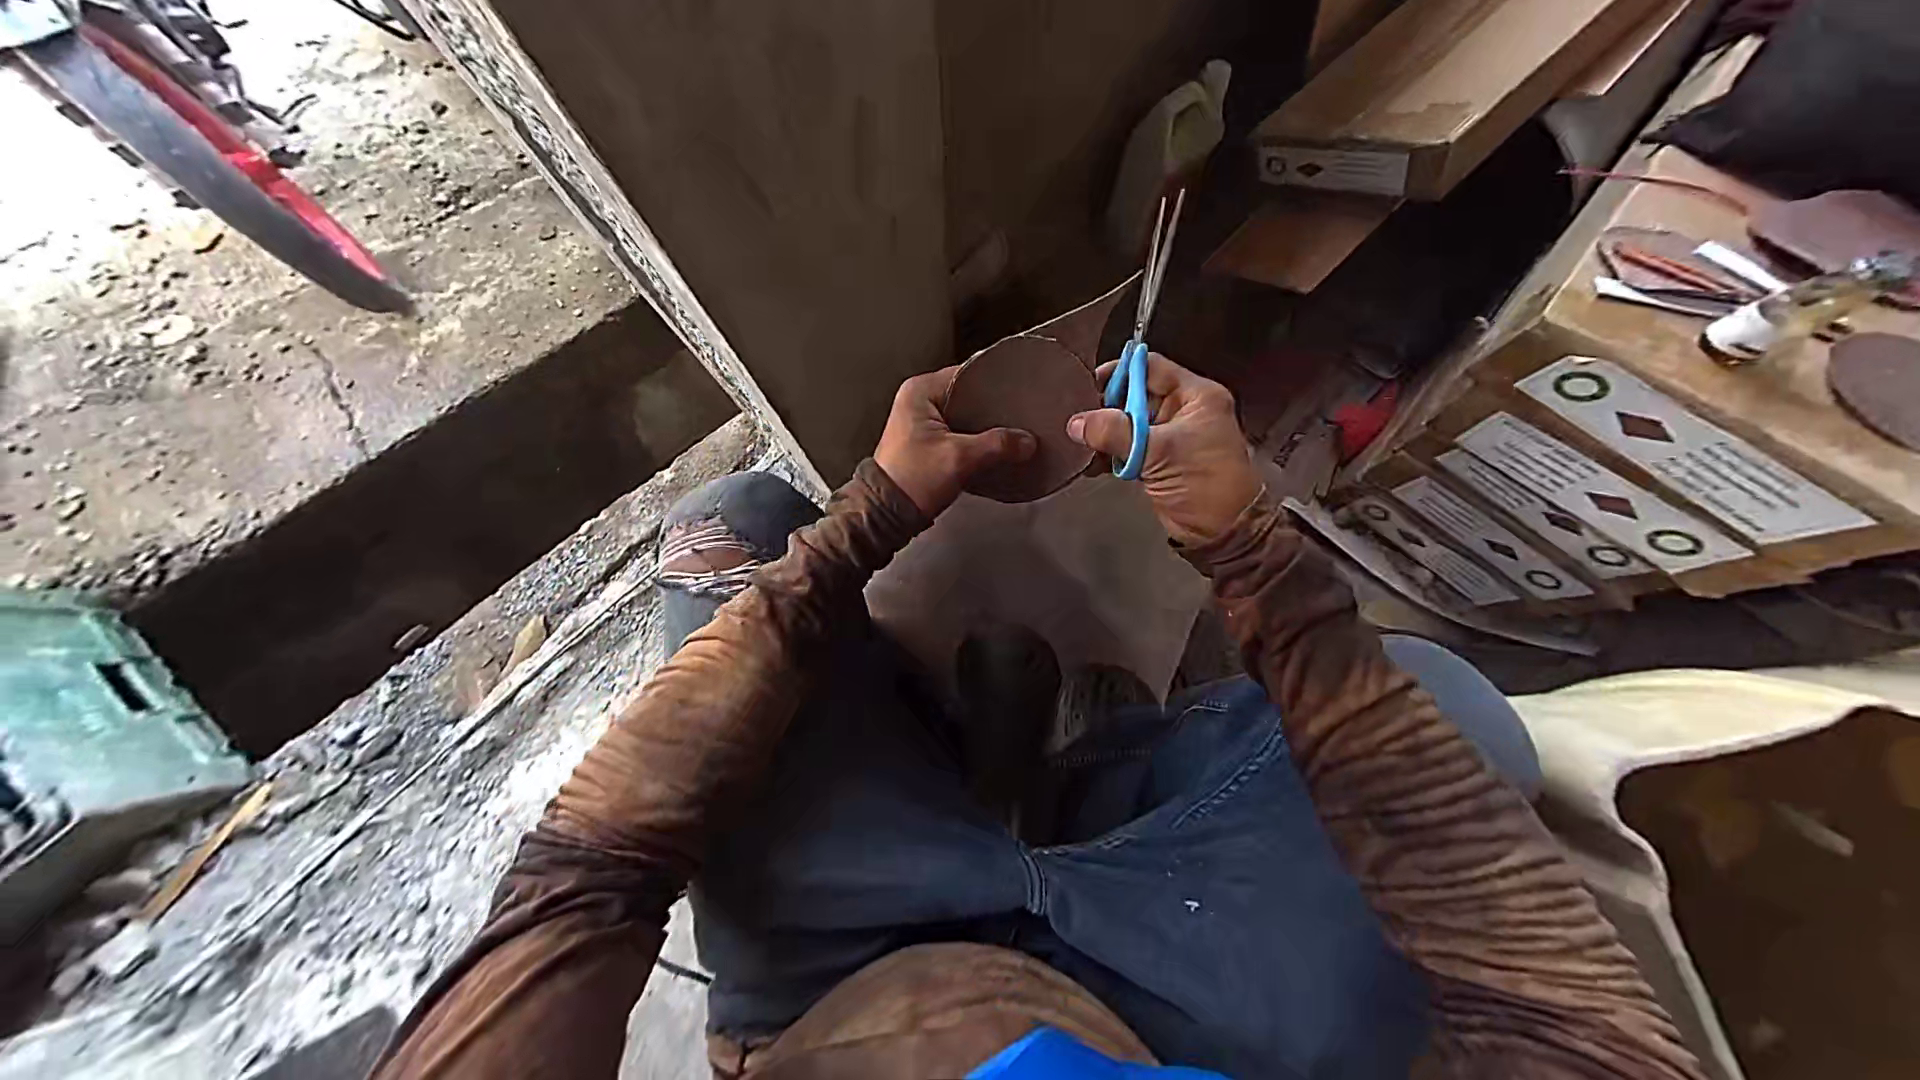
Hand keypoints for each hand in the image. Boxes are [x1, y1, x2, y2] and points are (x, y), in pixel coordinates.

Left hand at [875, 366, 1037, 516]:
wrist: (887, 515)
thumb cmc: (908, 481)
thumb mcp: (959, 458)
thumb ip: (998, 445)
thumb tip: (1025, 441)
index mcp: (920, 391)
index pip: (968, 374)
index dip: (994, 383)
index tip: (1017, 391)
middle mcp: (919, 402)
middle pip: (969, 396)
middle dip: (992, 410)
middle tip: (1017, 416)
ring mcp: (922, 424)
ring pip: (966, 417)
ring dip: (985, 428)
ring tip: (1010, 433)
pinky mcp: (928, 444)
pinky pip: (961, 435)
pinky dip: (976, 442)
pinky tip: (994, 450)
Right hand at [1067, 352, 1262, 545]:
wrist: (1222, 532)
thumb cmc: (1204, 484)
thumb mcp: (1160, 453)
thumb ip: (1116, 434)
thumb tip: (1077, 423)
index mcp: (1194, 396)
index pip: (1150, 368)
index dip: (1120, 373)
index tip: (1089, 385)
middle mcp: (1181, 411)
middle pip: (1134, 396)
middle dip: (1106, 408)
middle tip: (1080, 419)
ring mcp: (1168, 437)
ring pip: (1127, 424)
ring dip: (1105, 435)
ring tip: (1083, 444)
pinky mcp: (1157, 461)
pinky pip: (1127, 448)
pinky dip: (1110, 455)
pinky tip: (1092, 463)